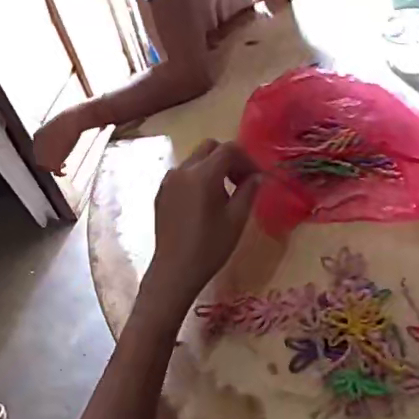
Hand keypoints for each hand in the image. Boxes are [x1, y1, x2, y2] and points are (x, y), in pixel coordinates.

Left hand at [32, 107, 87, 173]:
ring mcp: (45, 153)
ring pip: (44, 167)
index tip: (56, 155)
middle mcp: (38, 145)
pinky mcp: (53, 159)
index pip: (37, 150)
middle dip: (49, 163)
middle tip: (59, 164)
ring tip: (63, 167)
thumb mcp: (59, 126)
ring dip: (53, 169)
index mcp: (37, 136)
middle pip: (39, 159)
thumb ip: (56, 135)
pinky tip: (64, 173)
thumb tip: (62, 136)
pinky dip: (59, 173)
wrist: (73, 120)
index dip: (46, 154)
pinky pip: (53, 171)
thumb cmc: (70, 119)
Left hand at [144, 139, 260, 309]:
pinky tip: (206, 202)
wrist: (174, 270)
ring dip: (213, 167)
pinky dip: (198, 178)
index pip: (228, 150)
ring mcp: (168, 181)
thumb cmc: (210, 247)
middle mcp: (182, 171)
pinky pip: (183, 174)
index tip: (257, 176)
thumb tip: (257, 177)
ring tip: (226, 192)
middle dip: (229, 158)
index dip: (247, 159)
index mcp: (202, 175)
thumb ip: (248, 191)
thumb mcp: (236, 219)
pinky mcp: (161, 193)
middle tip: (242, 180)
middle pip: (210, 148)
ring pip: (195, 159)